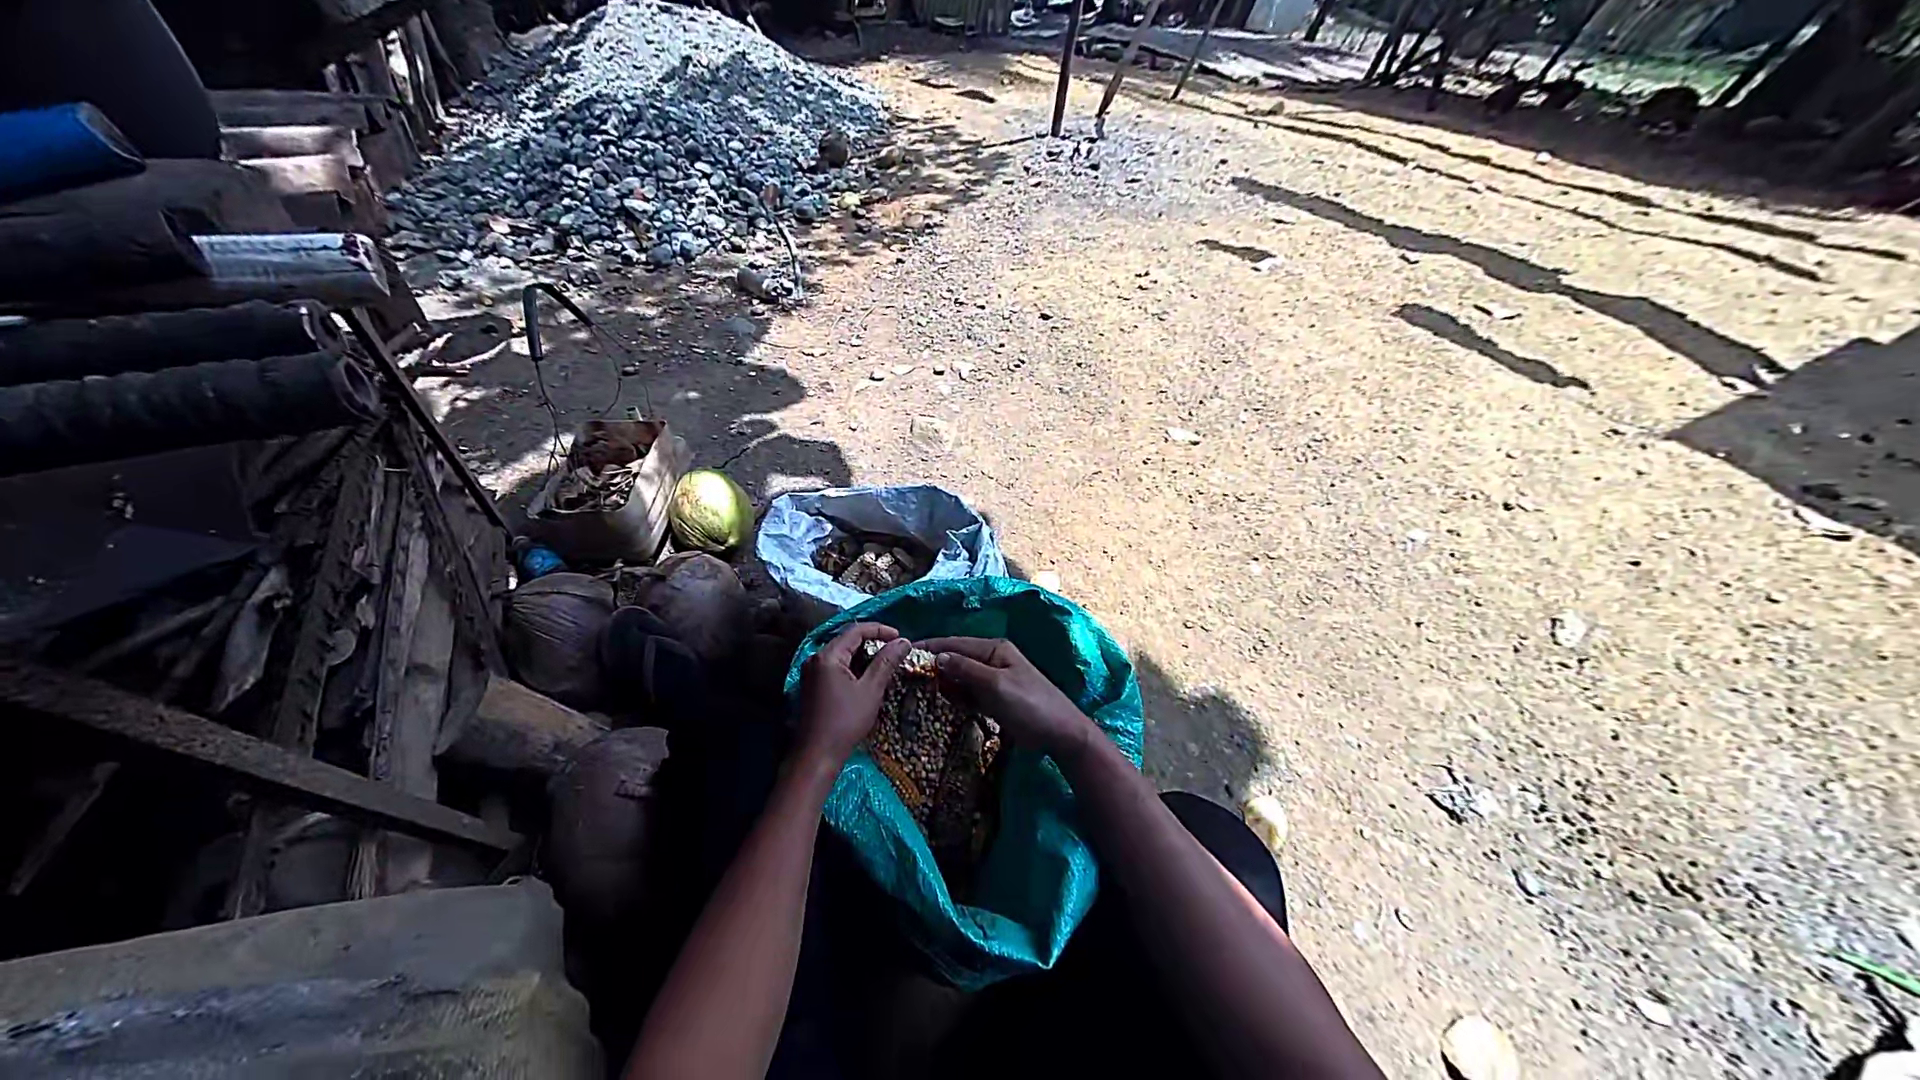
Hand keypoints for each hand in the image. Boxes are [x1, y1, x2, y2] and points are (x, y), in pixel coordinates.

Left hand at [797, 623, 911, 764]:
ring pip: (842, 653)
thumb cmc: (845, 722)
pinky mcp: (812, 685)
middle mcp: (815, 659)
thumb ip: (886, 662)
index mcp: (827, 656)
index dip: (880, 630)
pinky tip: (868, 677)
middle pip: (847, 640)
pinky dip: (853, 666)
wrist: (816, 755)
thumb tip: (903, 641)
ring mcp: (811, 672)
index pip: (855, 630)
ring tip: (885, 663)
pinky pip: (835, 666)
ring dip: (864, 655)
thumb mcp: (871, 690)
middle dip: (873, 642)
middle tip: (894, 651)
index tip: (899, 638)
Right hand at [918, 637, 1094, 759]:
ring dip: (941, 681)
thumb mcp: (996, 685)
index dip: (930, 647)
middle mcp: (992, 660)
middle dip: (932, 664)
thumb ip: (966, 669)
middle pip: (956, 658)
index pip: (955, 644)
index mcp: (994, 649)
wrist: (1060, 733)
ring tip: (912, 687)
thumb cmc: (1030, 704)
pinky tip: (936, 701)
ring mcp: (993, 680)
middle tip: (903, 672)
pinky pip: (967, 693)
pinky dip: (953, 695)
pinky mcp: (993, 699)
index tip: (904, 652)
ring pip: (960, 677)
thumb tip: (938, 657)